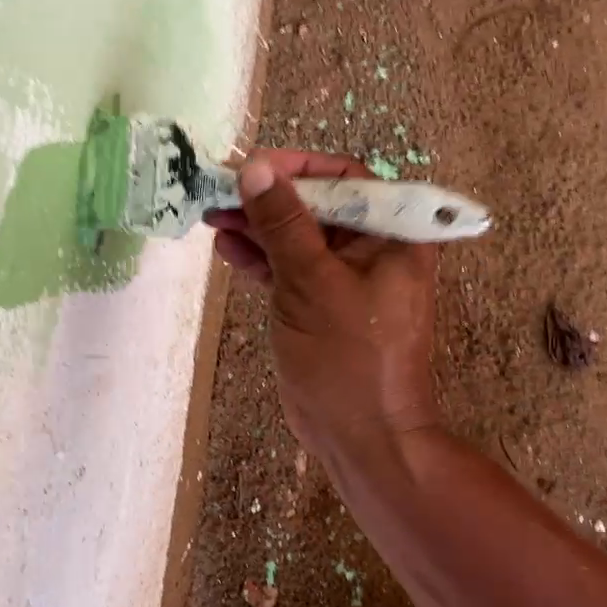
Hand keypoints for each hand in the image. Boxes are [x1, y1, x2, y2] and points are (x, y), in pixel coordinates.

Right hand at [207, 149, 441, 457]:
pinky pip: (292, 270)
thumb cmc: (348, 357)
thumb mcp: (310, 281)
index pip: (348, 177)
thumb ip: (282, 222)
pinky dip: (262, 259)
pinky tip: (228, 249)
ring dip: (258, 226)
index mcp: (393, 235)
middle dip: (269, 198)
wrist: (364, 440)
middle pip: (318, 205)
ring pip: (299, 237)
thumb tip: (255, 168)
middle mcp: (376, 250)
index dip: (299, 167)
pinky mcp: (324, 306)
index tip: (252, 166)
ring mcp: (348, 279)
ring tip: (213, 216)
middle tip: (220, 191)